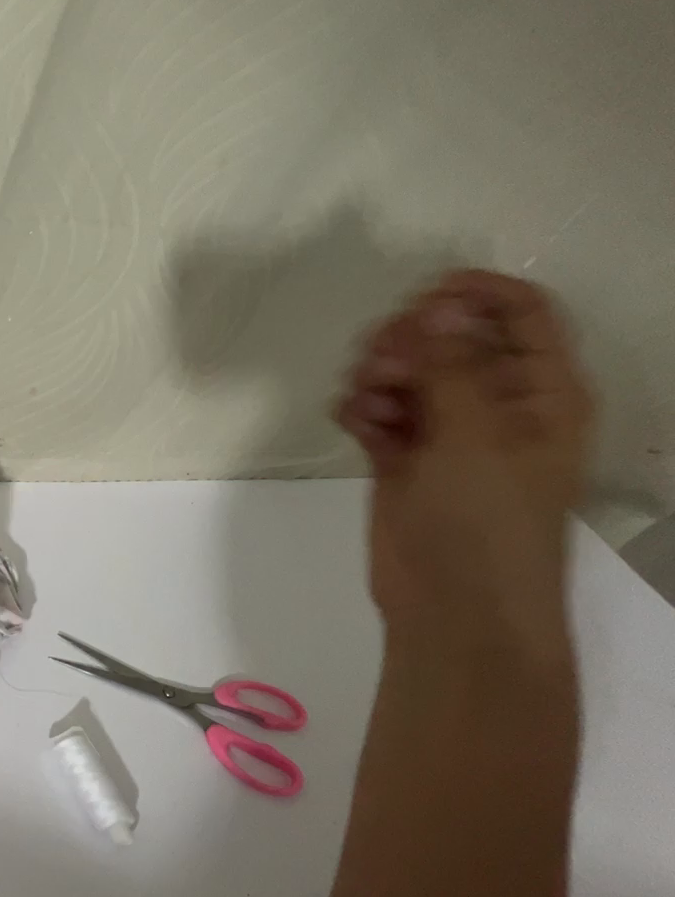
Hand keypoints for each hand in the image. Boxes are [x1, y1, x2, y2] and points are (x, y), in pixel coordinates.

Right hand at [335, 270, 592, 659]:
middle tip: (381, 362)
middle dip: (408, 340)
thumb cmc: (484, 519)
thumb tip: (437, 302)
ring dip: (377, 377)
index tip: (417, 295)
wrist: (452, 603)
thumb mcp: (475, 435)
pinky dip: (360, 410)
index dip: (474, 293)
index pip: (519, 314)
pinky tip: (355, 424)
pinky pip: (375, 412)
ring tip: (369, 403)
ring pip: (404, 374)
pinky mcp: (400, 457)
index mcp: (541, 392)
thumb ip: (453, 365)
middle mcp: (495, 403)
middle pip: (448, 339)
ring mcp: (445, 432)